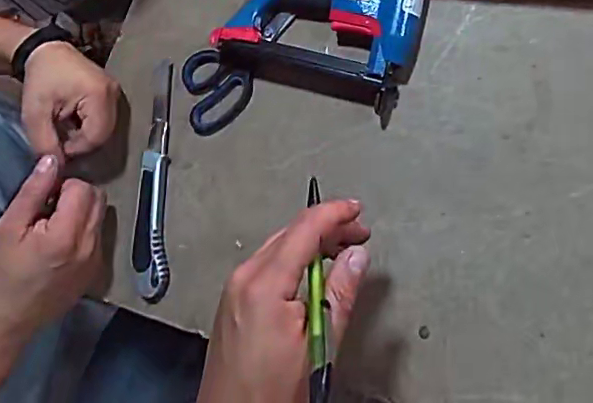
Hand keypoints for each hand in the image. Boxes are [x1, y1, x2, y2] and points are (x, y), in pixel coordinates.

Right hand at [0, 154, 103, 344]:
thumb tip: (52, 160)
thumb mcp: (8, 228)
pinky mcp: (96, 269)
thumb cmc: (3, 276)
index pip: (82, 187)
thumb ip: (33, 191)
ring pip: (100, 213)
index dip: (62, 187)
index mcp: (66, 235)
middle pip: (97, 197)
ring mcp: (96, 259)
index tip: (44, 202)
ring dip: (82, 211)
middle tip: (49, 210)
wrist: (8, 324)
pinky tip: (62, 245)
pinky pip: (98, 234)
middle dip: (76, 195)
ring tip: (55, 227)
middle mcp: (88, 245)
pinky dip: (85, 230)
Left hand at [19, 40, 119, 158]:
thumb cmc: (41, 80)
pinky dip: (90, 125)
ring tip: (65, 126)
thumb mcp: (35, 114)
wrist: (46, 51)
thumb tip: (58, 168)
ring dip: (85, 134)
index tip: (55, 142)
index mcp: (99, 94)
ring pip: (106, 128)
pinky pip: (105, 118)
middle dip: (81, 142)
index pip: (95, 137)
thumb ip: (45, 144)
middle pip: (104, 134)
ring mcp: (114, 91)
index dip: (75, 148)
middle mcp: (113, 92)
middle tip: (59, 137)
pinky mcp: (110, 91)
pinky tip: (73, 119)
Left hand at [199, 200, 372, 402]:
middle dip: (327, 228)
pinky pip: (268, 263)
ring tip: (342, 250)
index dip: (334, 213)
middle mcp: (244, 276)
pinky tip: (313, 270)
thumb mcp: (317, 347)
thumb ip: (339, 295)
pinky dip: (294, 258)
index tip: (356, 210)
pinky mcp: (233, 298)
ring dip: (312, 242)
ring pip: (280, 246)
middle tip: (358, 233)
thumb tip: (356, 256)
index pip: (304, 228)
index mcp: (264, 283)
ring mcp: (235, 287)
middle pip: (291, 233)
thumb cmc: (269, 396)